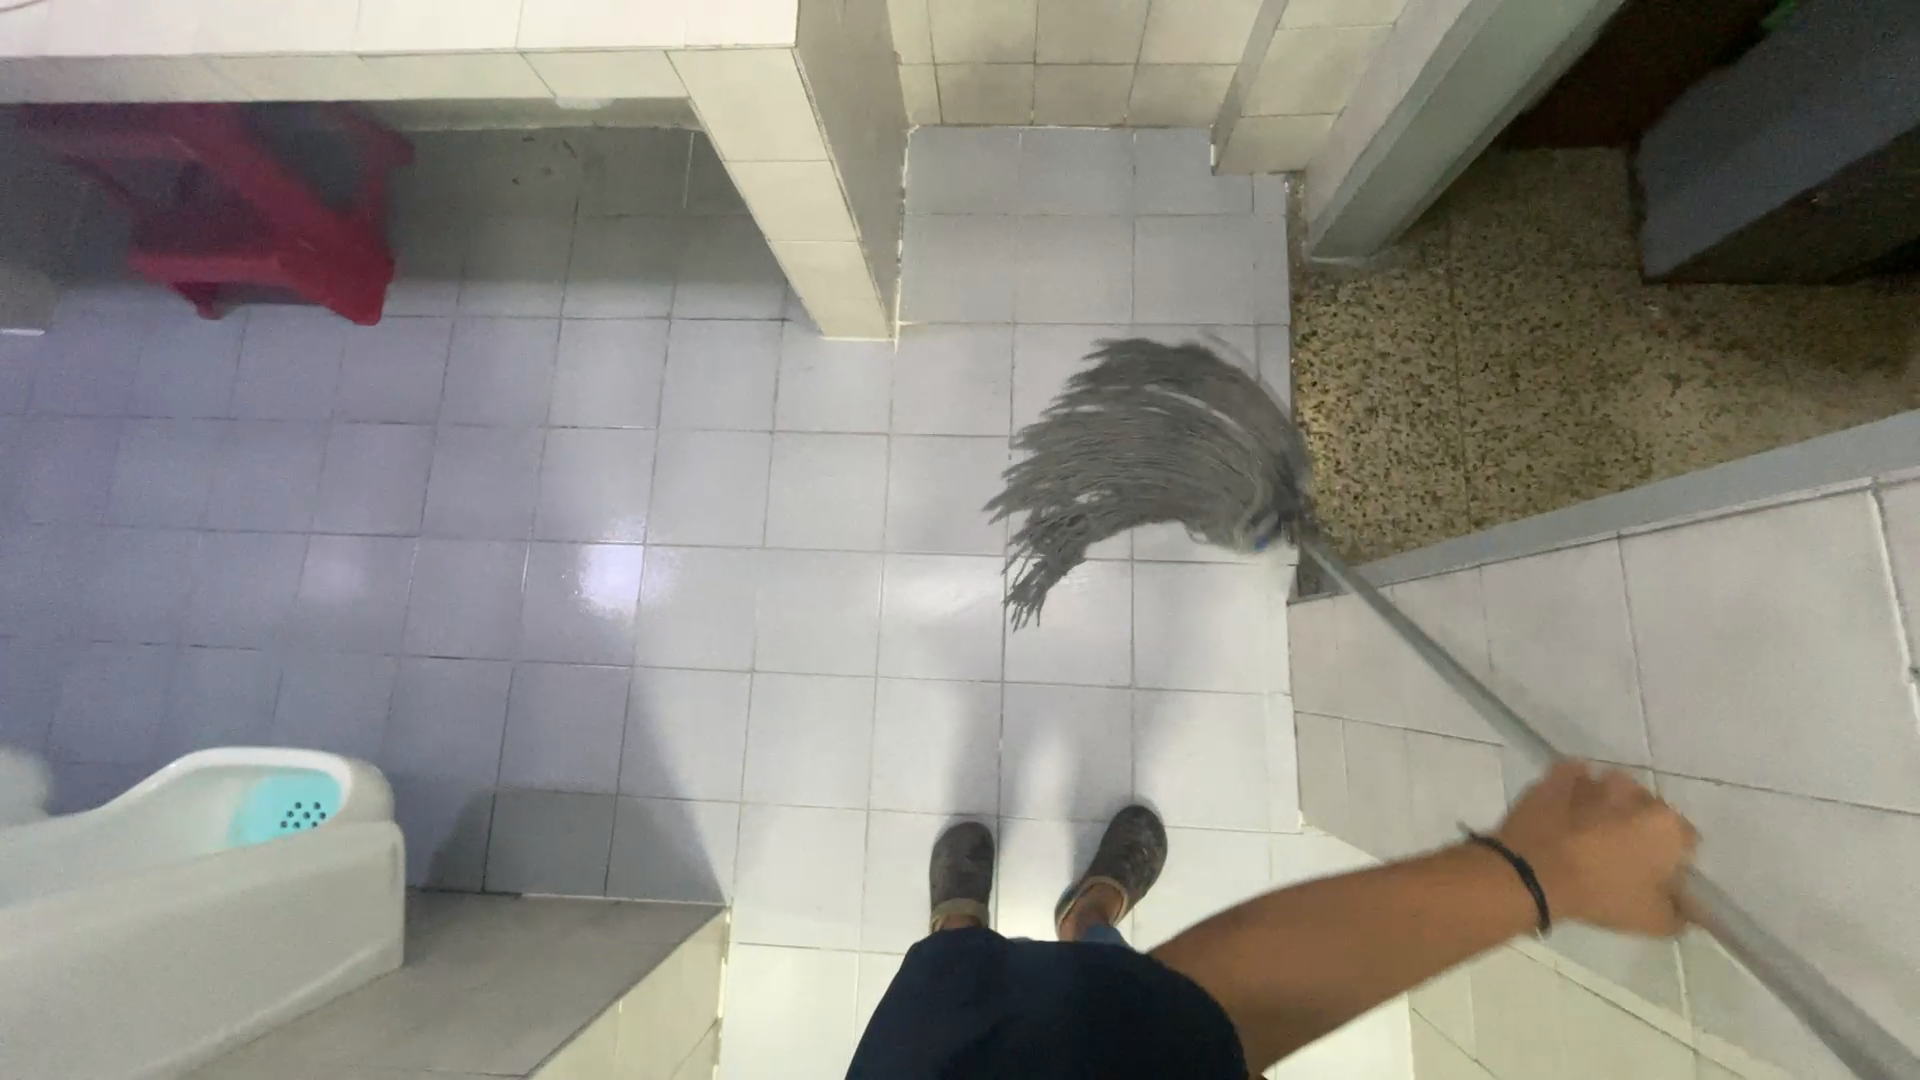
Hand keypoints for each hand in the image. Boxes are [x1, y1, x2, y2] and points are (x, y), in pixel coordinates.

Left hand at [1493, 761, 1698, 936]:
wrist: (1532, 871)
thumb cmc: (1600, 894)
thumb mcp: (1657, 920)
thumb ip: (1680, 910)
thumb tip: (1683, 904)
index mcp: (1664, 825)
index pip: (1683, 835)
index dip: (1673, 851)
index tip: (1658, 866)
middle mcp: (1631, 794)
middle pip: (1646, 805)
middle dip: (1640, 821)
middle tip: (1624, 845)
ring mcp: (1589, 781)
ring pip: (1610, 785)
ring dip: (1608, 800)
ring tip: (1594, 823)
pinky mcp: (1552, 778)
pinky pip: (1570, 773)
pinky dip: (1573, 784)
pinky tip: (1569, 801)